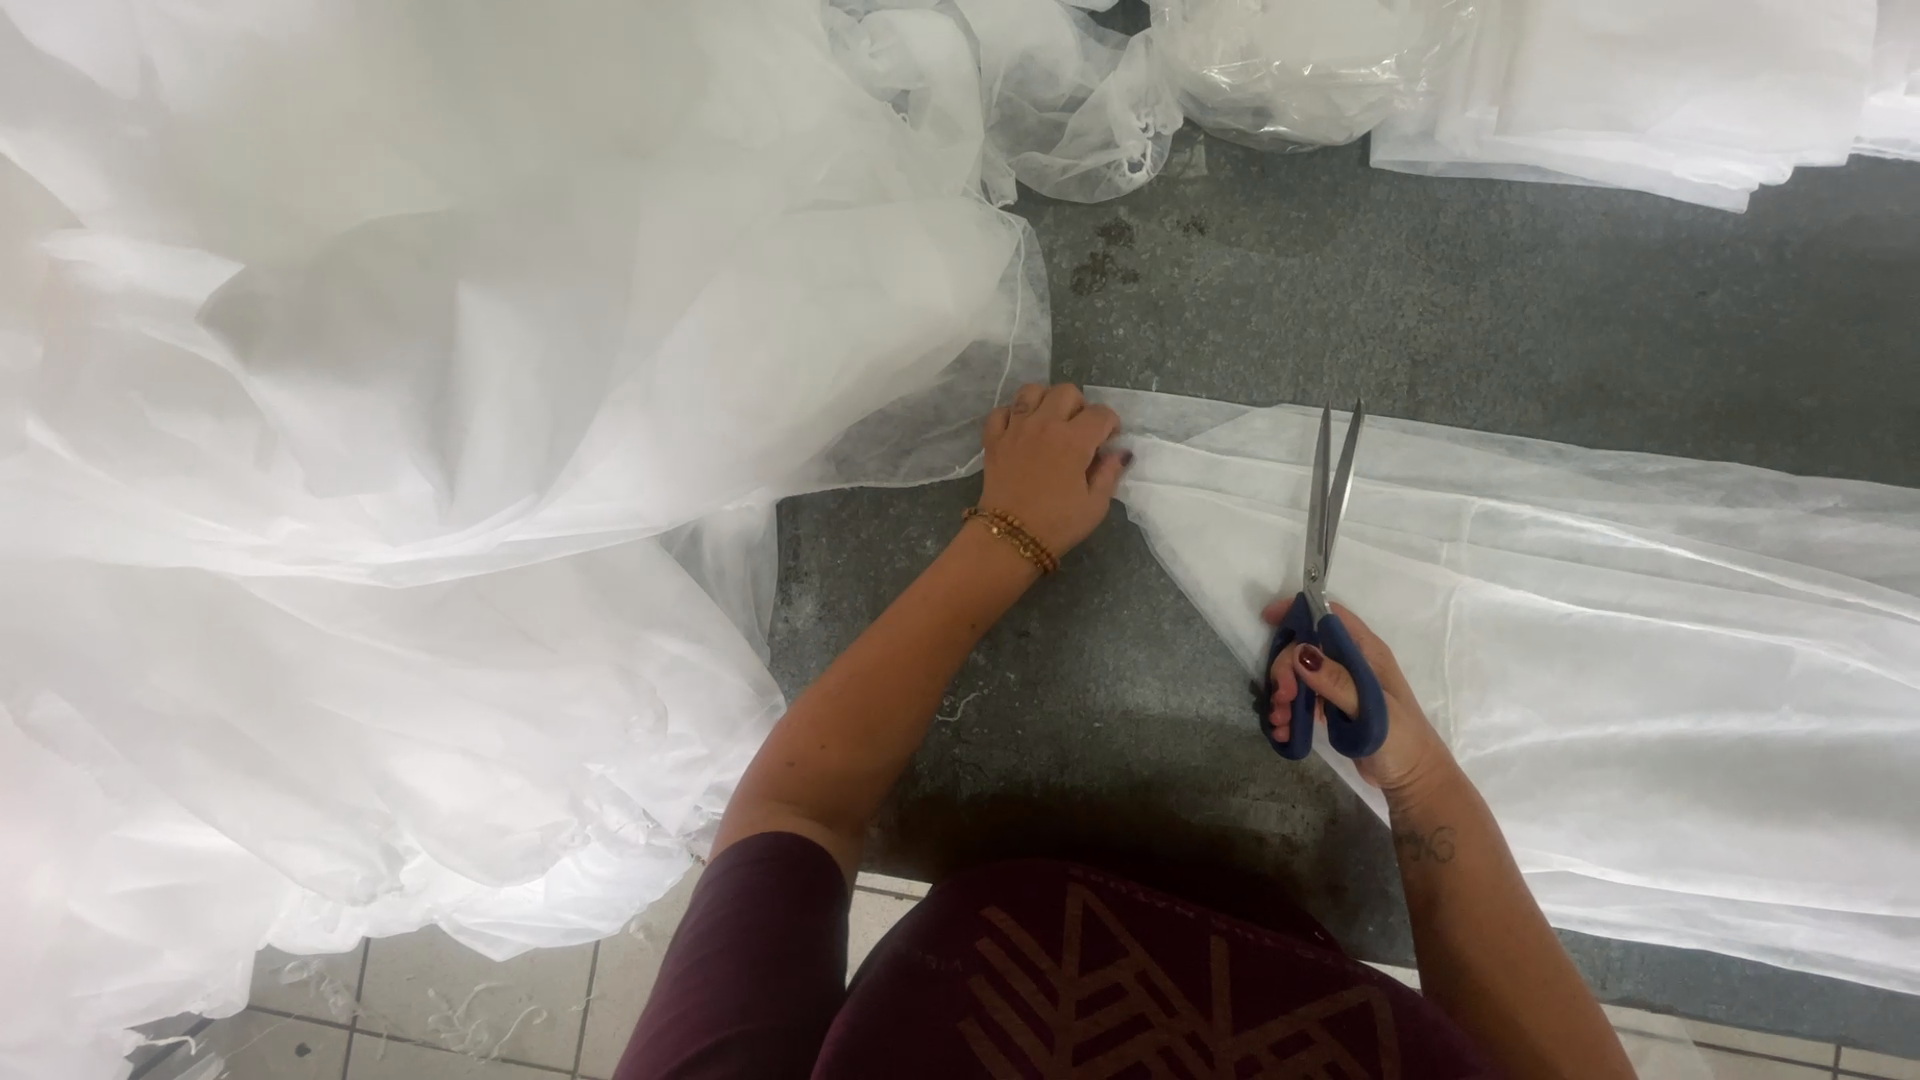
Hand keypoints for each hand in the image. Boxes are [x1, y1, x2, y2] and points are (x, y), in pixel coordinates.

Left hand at [979, 383, 1127, 554]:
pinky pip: (1001, 411)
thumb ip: (1109, 473)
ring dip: (1045, 401)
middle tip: (1079, 430)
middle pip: (1066, 392)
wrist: (1010, 538)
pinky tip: (1020, 430)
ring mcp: (1015, 429)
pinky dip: (1012, 415)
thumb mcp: (1095, 505)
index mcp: (1074, 440)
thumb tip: (1119, 452)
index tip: (1108, 441)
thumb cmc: (1057, 525)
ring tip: (1049, 422)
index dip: (1110, 425)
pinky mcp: (993, 440)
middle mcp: (1044, 425)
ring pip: (1031, 391)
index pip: (1101, 413)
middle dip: (1079, 406)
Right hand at [1262, 600, 1452, 794]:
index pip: (1330, 616)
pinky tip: (1283, 731)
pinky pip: (1300, 699)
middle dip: (1285, 669)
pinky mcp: (1330, 706)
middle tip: (1283, 698)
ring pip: (1298, 674)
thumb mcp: (1371, 710)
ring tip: (1280, 721)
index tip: (1269, 619)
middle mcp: (1350, 662)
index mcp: (1366, 652)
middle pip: (1304, 647)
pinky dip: (1287, 712)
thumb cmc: (1402, 740)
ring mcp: (1339, 684)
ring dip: (1282, 694)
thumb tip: (1301, 652)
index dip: (1299, 611)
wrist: (1412, 780)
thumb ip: (1337, 681)